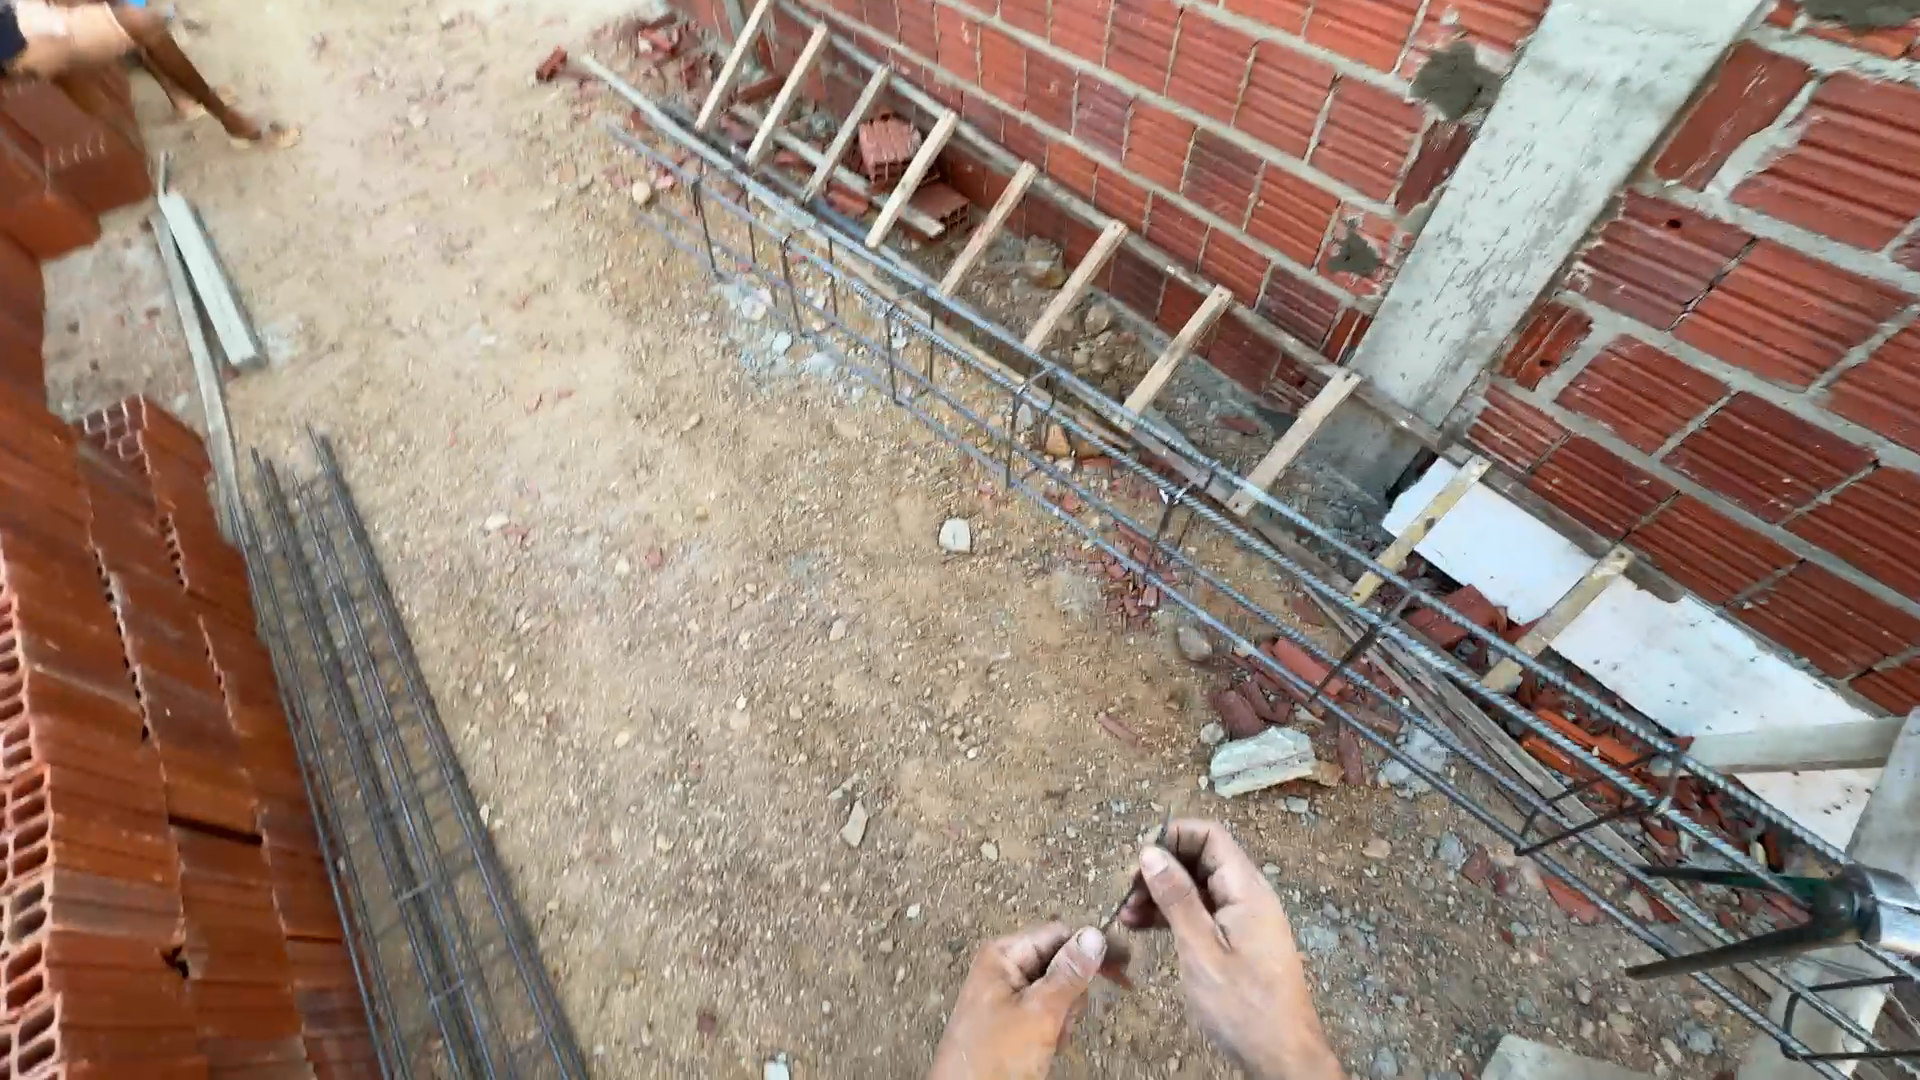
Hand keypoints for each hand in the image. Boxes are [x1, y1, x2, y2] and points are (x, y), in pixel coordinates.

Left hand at [929, 923, 1109, 1078]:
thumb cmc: (995, 1057)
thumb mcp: (1039, 1013)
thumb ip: (1069, 974)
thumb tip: (1095, 935)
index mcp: (1005, 953)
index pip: (1058, 933)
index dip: (1091, 948)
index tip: (1124, 968)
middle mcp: (1005, 966)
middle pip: (1060, 962)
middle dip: (1072, 993)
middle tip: (1064, 1021)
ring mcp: (1007, 993)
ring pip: (1057, 991)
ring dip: (1063, 1016)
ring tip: (1049, 1039)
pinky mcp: (1012, 1018)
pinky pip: (1046, 1012)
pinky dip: (1053, 1029)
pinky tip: (1045, 1047)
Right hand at [1116, 820, 1344, 1079]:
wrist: (1283, 1062)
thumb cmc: (1242, 1005)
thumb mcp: (1200, 949)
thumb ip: (1176, 897)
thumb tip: (1150, 851)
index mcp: (1246, 889)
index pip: (1209, 835)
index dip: (1173, 836)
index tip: (1140, 856)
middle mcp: (1246, 895)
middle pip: (1199, 858)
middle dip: (1160, 868)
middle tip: (1128, 891)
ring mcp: (1242, 918)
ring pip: (1195, 886)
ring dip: (1161, 893)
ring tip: (1127, 914)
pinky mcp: (1235, 939)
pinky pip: (1200, 910)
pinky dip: (1172, 914)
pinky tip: (1144, 927)